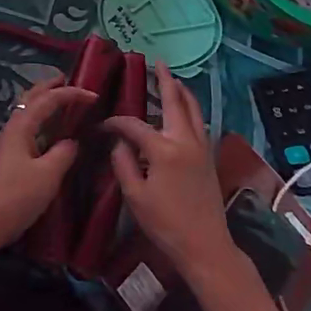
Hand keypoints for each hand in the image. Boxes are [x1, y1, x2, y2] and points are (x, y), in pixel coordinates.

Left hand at [0, 78, 97, 249]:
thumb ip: (63, 153)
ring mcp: (9, 142)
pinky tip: (50, 130)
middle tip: (68, 80)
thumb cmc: (18, 195)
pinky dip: (41, 120)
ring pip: (27, 111)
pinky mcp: (9, 156)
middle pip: (31, 98)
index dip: (71, 94)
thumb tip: (71, 141)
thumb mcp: (48, 174)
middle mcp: (12, 127)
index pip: (48, 99)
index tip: (94, 95)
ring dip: (43, 101)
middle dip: (49, 87)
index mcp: (21, 125)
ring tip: (62, 99)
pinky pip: (28, 127)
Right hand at [107, 62, 234, 272]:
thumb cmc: (165, 223)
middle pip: (175, 102)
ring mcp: (202, 148)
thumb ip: (123, 162)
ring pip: (193, 111)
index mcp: (164, 149)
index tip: (101, 127)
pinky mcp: (209, 159)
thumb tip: (119, 141)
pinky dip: (190, 110)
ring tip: (172, 79)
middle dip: (165, 81)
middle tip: (158, 63)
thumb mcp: (134, 195)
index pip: (133, 125)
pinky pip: (199, 124)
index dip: (115, 123)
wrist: (205, 247)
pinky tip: (183, 112)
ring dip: (181, 93)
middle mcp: (186, 141)